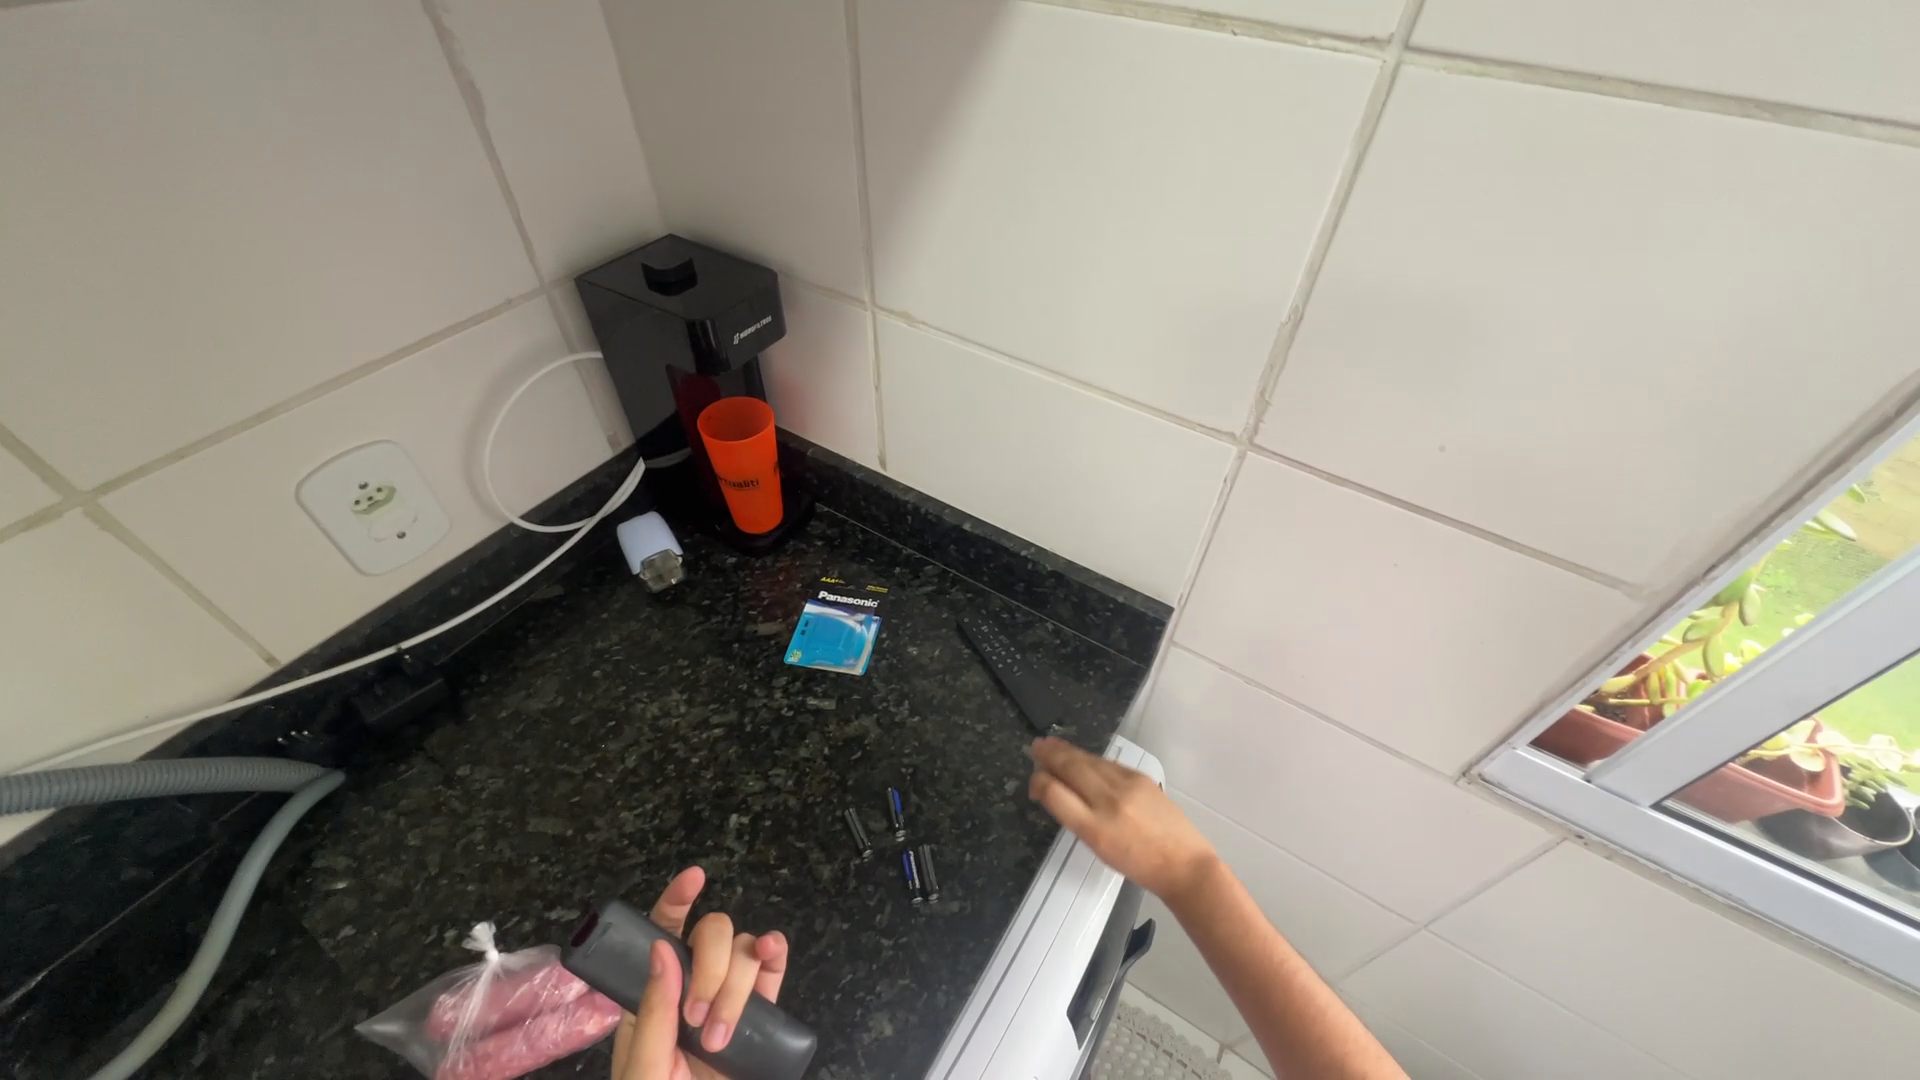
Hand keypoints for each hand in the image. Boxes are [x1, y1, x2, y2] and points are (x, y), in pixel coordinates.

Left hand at [611, 867, 789, 1079]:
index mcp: (651, 998)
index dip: (676, 900)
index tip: (695, 879)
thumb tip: (660, 948)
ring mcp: (728, 998)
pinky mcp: (761, 1012)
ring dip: (737, 986)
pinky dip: (775, 954)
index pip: (662, 933)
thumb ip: (652, 1013)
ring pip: (745, 952)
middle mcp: (691, 987)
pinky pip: (772, 968)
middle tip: (697, 1020)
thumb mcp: (643, 1073)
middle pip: (712, 935)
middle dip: (711, 968)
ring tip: (722, 1037)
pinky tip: (772, 953)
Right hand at [1028, 737, 1218, 905]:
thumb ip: (1077, 819)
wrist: (1184, 864)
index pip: (1055, 794)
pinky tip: (1082, 756)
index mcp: (1094, 828)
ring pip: (1088, 761)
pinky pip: (1107, 764)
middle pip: (1070, 769)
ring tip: (1051, 744)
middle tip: (1035, 746)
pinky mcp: (1141, 778)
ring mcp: (1126, 786)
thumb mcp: (1100, 850)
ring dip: (1067, 751)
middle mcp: (1108, 802)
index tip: (1035, 781)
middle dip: (1049, 755)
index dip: (1039, 782)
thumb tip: (1059, 792)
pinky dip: (1090, 759)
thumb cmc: (1139, 865)